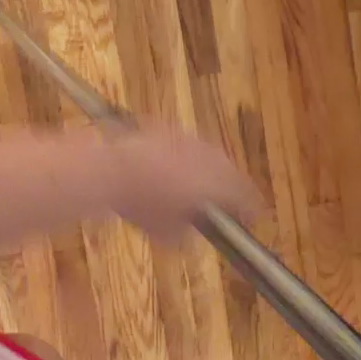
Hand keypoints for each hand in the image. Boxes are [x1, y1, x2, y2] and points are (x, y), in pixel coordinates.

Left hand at [98, 127, 263, 239]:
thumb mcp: (165, 231)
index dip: (251, 209)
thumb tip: (189, 232)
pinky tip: (170, 166)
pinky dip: (183, 157)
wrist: (108, 167)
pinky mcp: (164, 127)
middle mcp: (209, 156)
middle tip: (227, 200)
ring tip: (199, 183)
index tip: (252, 218)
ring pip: (207, 154)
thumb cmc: (141, 203)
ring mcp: (187, 138)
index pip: (247, 196)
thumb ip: (185, 232)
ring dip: (207, 169)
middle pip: (229, 171)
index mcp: (218, 183)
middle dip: (230, 186)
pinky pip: (183, 144)